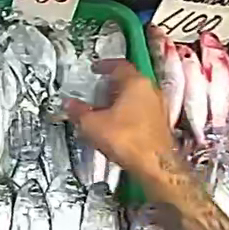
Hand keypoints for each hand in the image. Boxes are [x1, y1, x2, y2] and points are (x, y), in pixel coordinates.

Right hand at [63, 59, 185, 192]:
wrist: (154, 164)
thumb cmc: (125, 138)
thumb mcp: (92, 124)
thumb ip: (78, 111)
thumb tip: (69, 104)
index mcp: (136, 84)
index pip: (120, 65)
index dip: (105, 65)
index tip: (95, 67)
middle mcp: (151, 91)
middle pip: (129, 80)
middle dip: (110, 84)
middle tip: (95, 89)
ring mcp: (158, 106)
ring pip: (136, 95)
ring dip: (119, 98)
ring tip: (102, 107)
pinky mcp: (159, 122)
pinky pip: (141, 109)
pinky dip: (127, 110)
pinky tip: (115, 122)